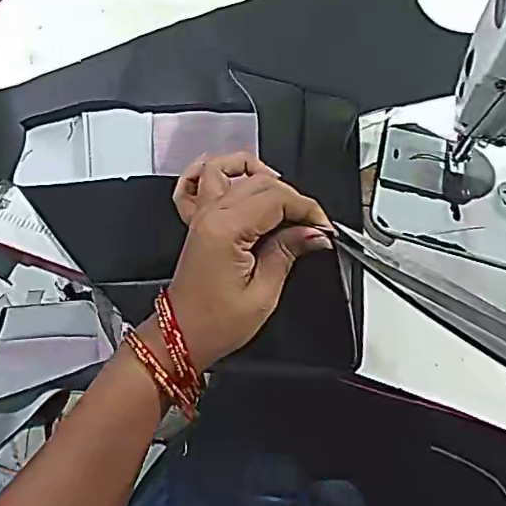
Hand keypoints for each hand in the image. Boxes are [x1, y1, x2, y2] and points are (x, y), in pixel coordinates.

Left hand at [162, 154, 332, 370]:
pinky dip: (224, 173)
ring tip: (283, 194)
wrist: (181, 334)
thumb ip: (287, 252)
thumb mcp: (263, 294)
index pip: (276, 198)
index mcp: (225, 230)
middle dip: (293, 197)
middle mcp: (210, 215)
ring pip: (230, 171)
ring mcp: (201, 215)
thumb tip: (313, 233)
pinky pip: (205, 182)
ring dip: (259, 174)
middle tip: (312, 224)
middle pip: (258, 182)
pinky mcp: (199, 221)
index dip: (307, 209)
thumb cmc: (213, 322)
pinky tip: (242, 180)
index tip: (323, 228)